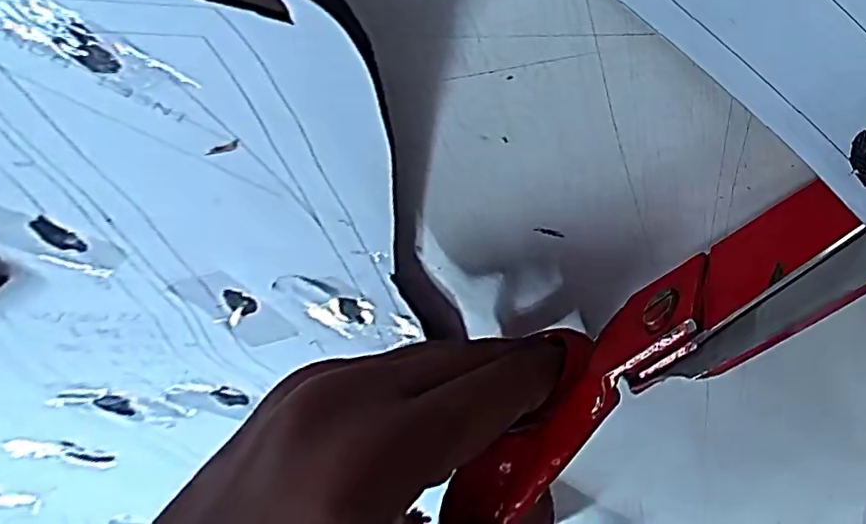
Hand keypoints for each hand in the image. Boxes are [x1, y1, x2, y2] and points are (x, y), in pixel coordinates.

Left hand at [158, 339, 563, 523]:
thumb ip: (496, 523)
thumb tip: (538, 496)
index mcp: (366, 454)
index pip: (502, 378)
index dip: (554, 379)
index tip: (581, 380)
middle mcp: (333, 405)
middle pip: (471, 358)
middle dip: (514, 385)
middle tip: (542, 423)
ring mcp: (302, 396)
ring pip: (429, 361)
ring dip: (465, 392)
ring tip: (476, 449)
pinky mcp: (284, 401)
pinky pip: (383, 376)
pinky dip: (417, 398)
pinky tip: (419, 447)